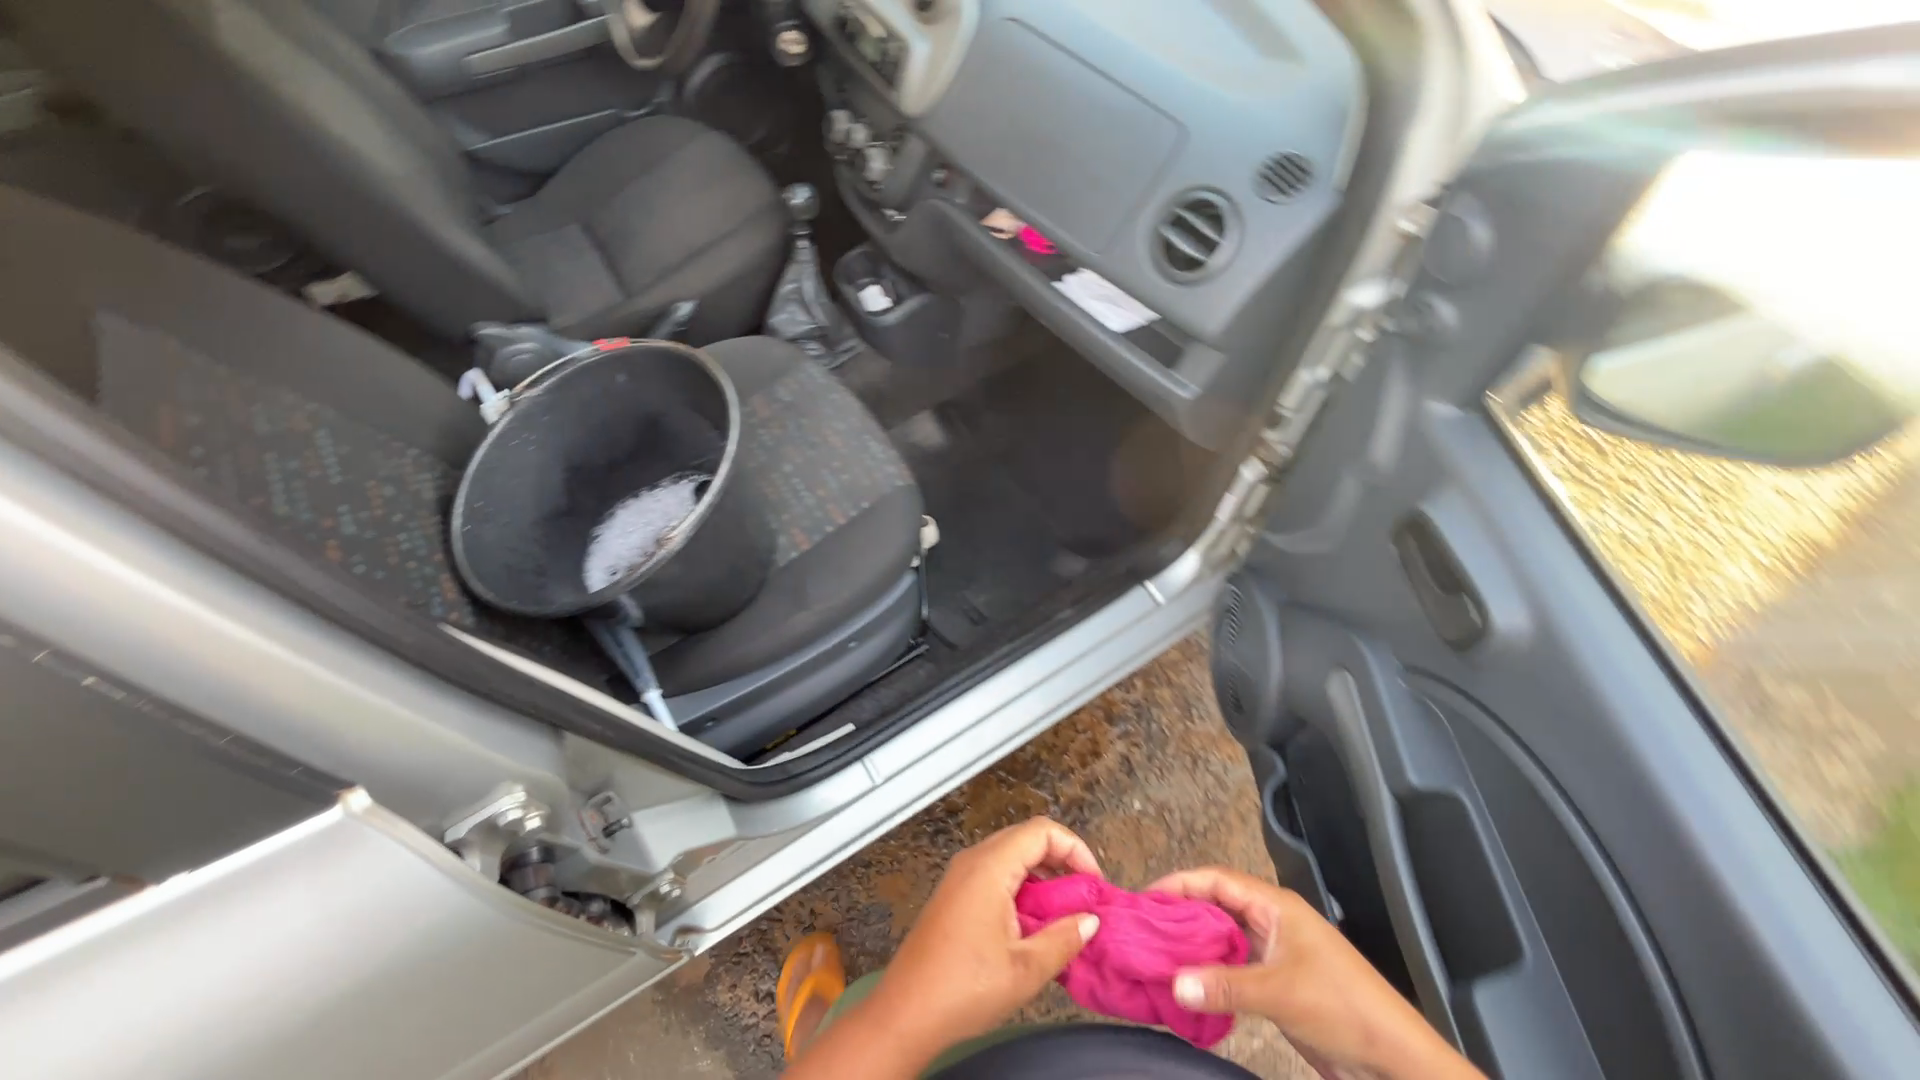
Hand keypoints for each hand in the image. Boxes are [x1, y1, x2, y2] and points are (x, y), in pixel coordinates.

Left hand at [868, 818, 1102, 1052]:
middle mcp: (972, 862)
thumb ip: (1064, 939)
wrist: (905, 1014)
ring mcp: (959, 878)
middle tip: (1084, 896)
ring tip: (1062, 914)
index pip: (1042, 831)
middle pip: (1026, 838)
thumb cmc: (963, 989)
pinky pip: (994, 875)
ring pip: (1010, 857)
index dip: (1075, 849)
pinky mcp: (953, 896)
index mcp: (989, 867)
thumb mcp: (1026, 969)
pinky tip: (1032, 925)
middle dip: (1061, 861)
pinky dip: (1020, 889)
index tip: (1094, 884)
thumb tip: (1089, 921)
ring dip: (1041, 877)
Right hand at [1151, 867, 1482, 1079]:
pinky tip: (1185, 986)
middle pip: (1215, 906)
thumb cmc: (1343, 1009)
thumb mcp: (1280, 993)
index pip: (1216, 880)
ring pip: (1222, 938)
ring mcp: (1274, 953)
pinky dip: (1208, 972)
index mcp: (1275, 906)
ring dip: (1192, 946)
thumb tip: (1171, 982)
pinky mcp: (1276, 983)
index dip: (1179, 884)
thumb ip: (1223, 985)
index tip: (1143, 899)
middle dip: (1179, 915)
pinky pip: (1231, 967)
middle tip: (1140, 930)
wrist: (1395, 1059)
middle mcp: (1272, 922)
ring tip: (1154, 957)